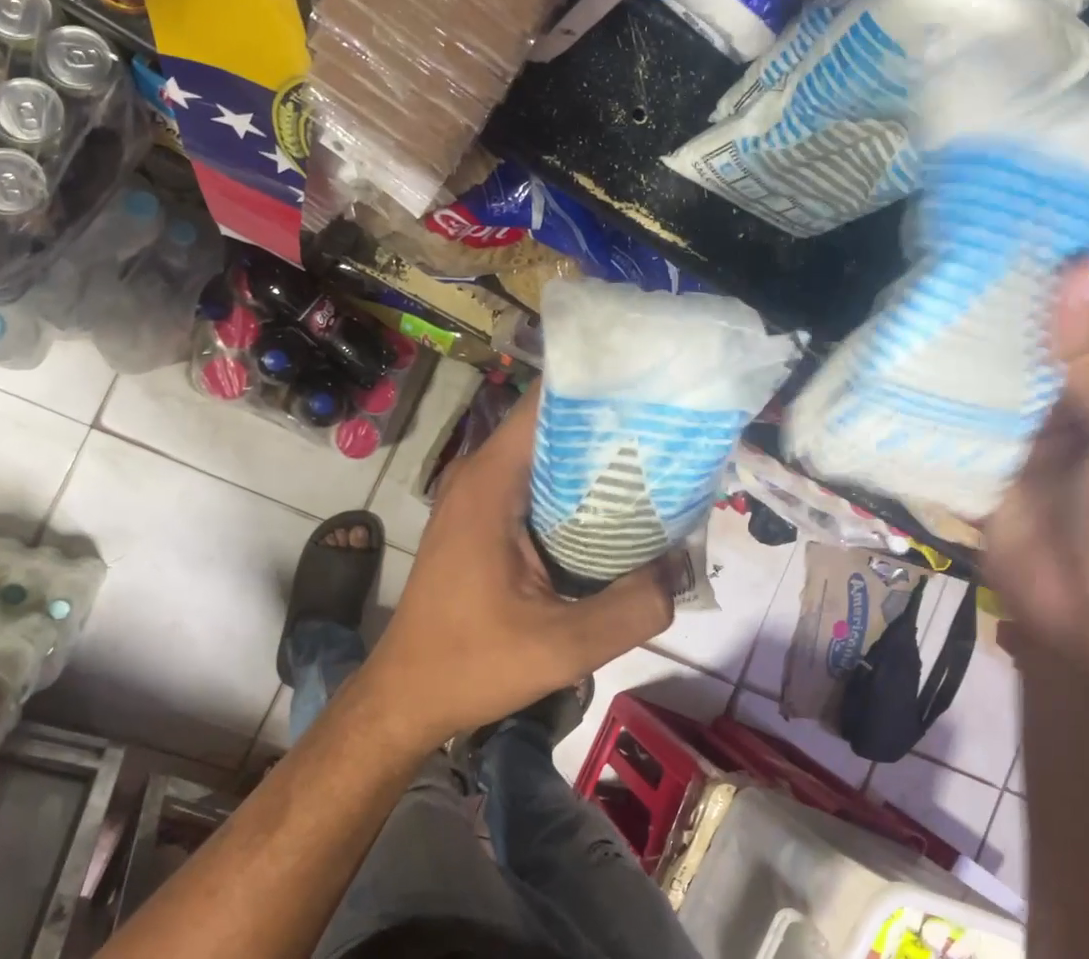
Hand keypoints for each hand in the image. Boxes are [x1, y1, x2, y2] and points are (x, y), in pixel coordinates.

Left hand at [352, 388, 675, 746]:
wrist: (408, 695)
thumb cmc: (472, 666)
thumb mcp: (563, 647)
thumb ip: (634, 607)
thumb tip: (680, 566)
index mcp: (491, 481)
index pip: (550, 402)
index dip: (604, 392)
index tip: (660, 397)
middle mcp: (481, 473)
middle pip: (555, 426)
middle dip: (613, 429)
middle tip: (677, 441)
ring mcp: (479, 494)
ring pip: (549, 458)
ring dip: (598, 464)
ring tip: (661, 472)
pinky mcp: (484, 519)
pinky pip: (539, 487)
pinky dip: (578, 493)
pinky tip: (619, 517)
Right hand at [985, 176, 1088, 716]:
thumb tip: (1079, 267)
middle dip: (1082, 242)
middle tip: (1024, 192)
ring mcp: (1078, 401)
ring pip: (1051, 326)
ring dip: (1018, 288)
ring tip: (971, 238)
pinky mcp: (1017, 428)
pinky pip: (998, 372)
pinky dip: (973, 342)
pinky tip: (939, 309)